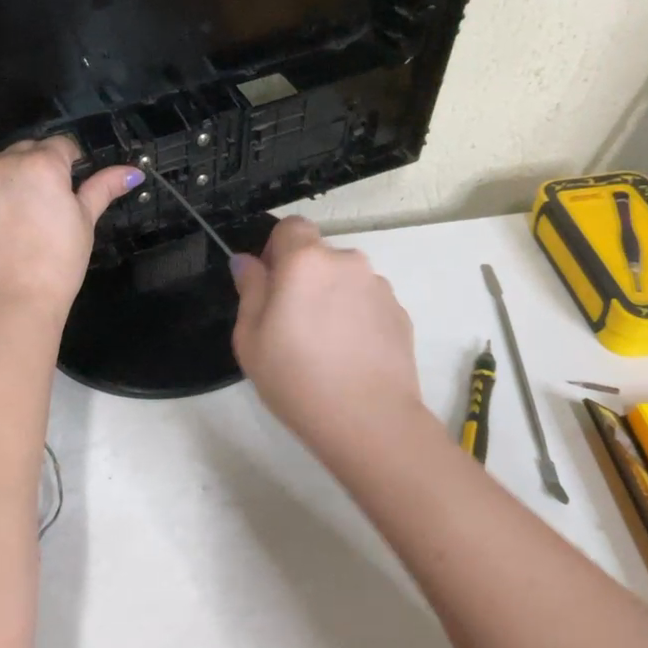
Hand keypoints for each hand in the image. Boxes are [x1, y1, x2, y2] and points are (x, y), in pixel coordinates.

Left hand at [0, 136, 140, 318]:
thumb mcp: (85, 221)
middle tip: (42, 204)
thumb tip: (133, 170)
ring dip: (5, 173)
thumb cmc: (60, 261)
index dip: (69, 165)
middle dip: (37, 168)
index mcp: (44, 164)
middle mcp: (7, 162)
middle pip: (27, 150)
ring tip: (14, 208)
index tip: (67, 188)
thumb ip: (103, 188)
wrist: (18, 296)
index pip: (60, 146)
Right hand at [231, 216, 424, 462]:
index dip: (276, 249)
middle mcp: (347, 262)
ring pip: (345, 281)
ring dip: (331, 299)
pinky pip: (367, 305)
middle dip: (303, 279)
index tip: (269, 285)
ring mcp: (379, 287)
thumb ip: (250, 291)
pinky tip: (349, 358)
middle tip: (291, 326)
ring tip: (324, 347)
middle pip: (319, 256)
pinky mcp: (400, 314)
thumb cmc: (295, 379)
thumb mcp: (250, 339)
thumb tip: (247, 262)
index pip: (291, 227)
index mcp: (305, 262)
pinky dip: (355, 320)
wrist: (369, 420)